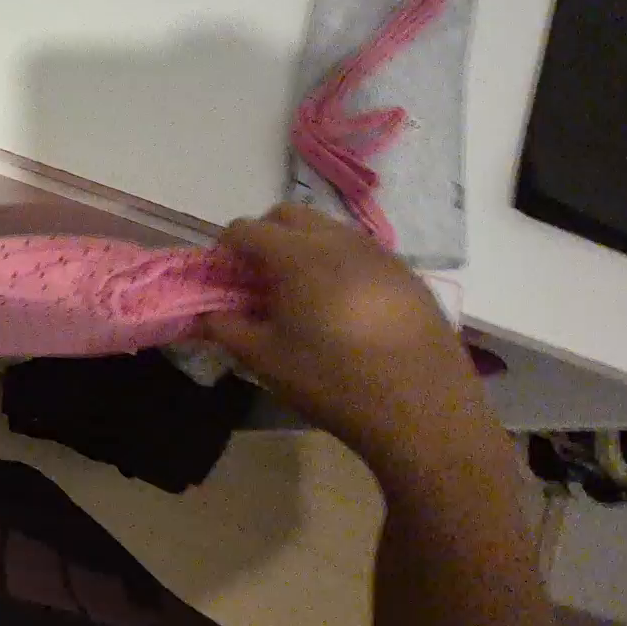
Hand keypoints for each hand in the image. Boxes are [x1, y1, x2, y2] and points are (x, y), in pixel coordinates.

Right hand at [202, 205, 495, 468]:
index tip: (220, 279)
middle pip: (288, 215)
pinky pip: (358, 251)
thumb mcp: (261, 357)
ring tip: (295, 292)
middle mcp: (340, 242)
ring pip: (326, 229)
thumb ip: (222, 326)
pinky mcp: (406, 275)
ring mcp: (380, 255)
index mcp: (299, 257)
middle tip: (254, 279)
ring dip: (300, 247)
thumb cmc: (330, 380)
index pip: (245, 229)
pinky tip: (336, 307)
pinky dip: (335, 263)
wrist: (422, 409)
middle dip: (262, 237)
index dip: (223, 250)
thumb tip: (204, 313)